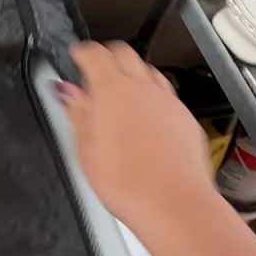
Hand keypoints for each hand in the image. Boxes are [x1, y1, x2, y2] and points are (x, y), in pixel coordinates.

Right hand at [59, 41, 220, 234]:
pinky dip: (153, 97)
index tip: (77, 54)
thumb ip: (78, 114)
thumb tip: (70, 94)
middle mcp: (142, 87)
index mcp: (112, 89)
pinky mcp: (186, 117)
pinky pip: (167, 95)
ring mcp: (167, 100)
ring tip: (123, 94)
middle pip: (124, 52)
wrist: (174, 204)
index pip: (95, 54)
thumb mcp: (86, 150)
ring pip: (148, 71)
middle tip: (97, 70)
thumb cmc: (128, 183)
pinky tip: (148, 118)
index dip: (83, 51)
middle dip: (108, 55)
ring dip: (133, 74)